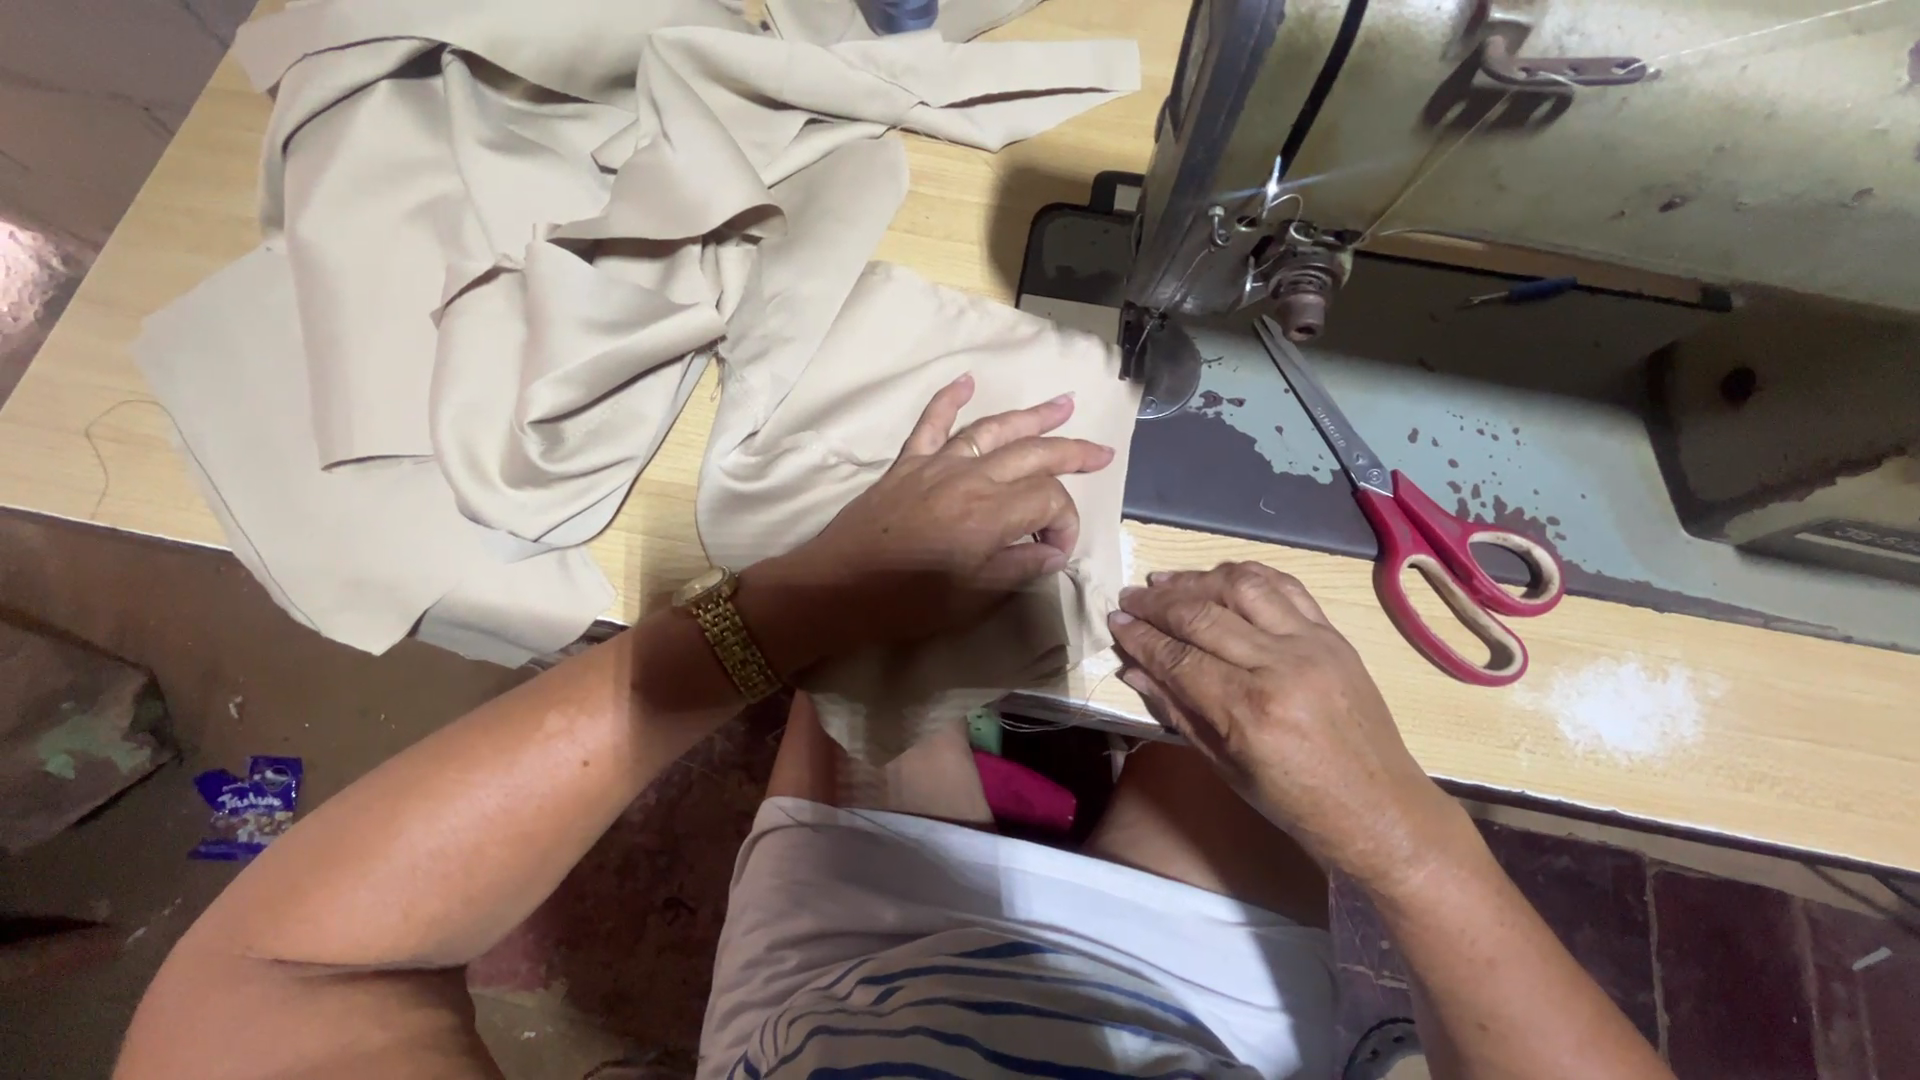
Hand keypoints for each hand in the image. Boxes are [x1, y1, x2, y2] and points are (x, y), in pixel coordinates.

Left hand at [770, 373, 1114, 650]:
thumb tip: (1053, 551)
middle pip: (1033, 454)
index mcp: (990, 514)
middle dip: (1073, 452)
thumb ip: (1020, 567)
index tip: (1055, 550)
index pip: (1050, 500)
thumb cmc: (908, 603)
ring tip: (1063, 404)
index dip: (1065, 524)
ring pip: (992, 430)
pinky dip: (948, 400)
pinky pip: (930, 424)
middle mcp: (970, 478)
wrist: (838, 589)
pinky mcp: (906, 465)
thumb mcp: (975, 598)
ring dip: (1031, 417)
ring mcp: (936, 466)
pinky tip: (966, 381)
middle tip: (1102, 452)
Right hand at [1105, 562, 1467, 892]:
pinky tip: (1218, 578)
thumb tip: (1130, 669)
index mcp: (1250, 711)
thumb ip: (1175, 709)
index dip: (1139, 637)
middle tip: (1127, 599)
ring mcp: (1313, 644)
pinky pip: (1285, 586)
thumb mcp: (1223, 765)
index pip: (1178, 657)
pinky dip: (1245, 575)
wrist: (1380, 807)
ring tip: (1165, 582)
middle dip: (1157, 604)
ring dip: (1196, 578)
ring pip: (1243, 586)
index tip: (1113, 622)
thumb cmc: (1294, 801)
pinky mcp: (1334, 635)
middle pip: (1203, 615)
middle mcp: (1281, 666)